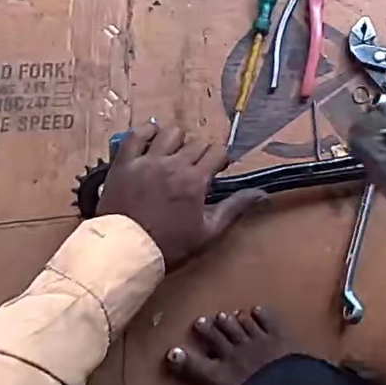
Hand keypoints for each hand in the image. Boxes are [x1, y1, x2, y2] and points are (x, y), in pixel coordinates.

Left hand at [96, 123, 267, 266]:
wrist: (125, 251)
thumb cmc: (169, 246)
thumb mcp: (208, 233)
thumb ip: (234, 208)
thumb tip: (260, 194)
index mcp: (194, 180)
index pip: (216, 152)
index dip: (220, 159)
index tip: (216, 169)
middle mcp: (173, 164)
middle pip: (196, 143)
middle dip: (201, 153)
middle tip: (195, 168)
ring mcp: (146, 160)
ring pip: (169, 133)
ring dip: (177, 141)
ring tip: (173, 155)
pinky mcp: (124, 162)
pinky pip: (137, 135)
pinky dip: (146, 133)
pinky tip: (151, 140)